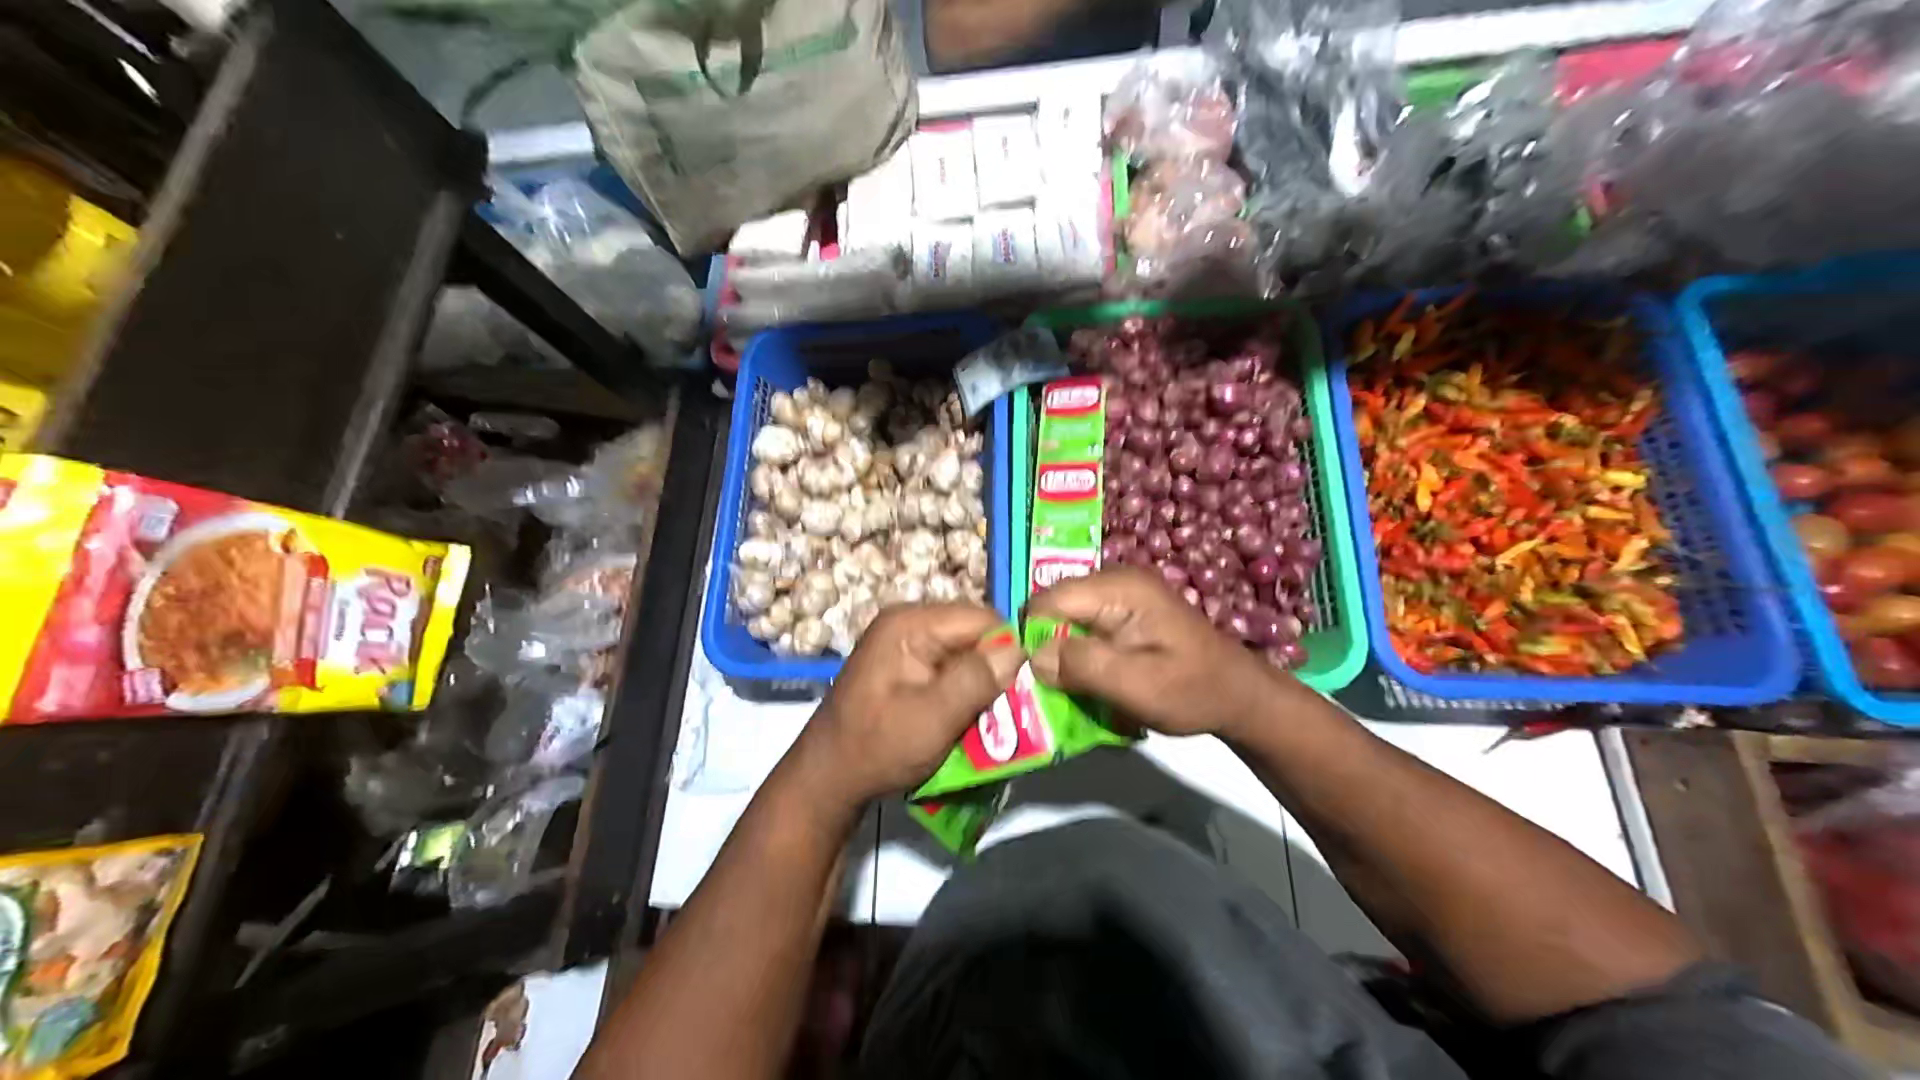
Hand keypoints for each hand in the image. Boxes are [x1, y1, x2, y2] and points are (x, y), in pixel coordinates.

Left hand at [794, 603, 1024, 807]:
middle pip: (975, 633)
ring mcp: (905, 643)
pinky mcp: (907, 665)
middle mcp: (908, 623)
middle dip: (995, 668)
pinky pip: (950, 667)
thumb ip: (975, 679)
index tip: (1025, 688)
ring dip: (981, 683)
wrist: (828, 779)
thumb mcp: (933, 717)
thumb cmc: (877, 747)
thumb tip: (1020, 648)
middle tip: (1008, 707)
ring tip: (990, 717)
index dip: (1008, 649)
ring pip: (966, 653)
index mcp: (910, 624)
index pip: (982, 618)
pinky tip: (967, 718)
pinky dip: (964, 691)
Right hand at [1027, 567, 1297, 738]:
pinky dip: (1075, 652)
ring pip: (1063, 617)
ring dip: (1058, 651)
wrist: (1239, 696)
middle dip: (1043, 644)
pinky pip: (1080, 626)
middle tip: (1045, 685)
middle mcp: (1115, 580)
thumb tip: (1031, 655)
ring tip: (1062, 685)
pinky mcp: (1121, 611)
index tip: (1028, 674)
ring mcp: (1118, 594)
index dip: (1031, 634)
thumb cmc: (1193, 691)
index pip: (1049, 599)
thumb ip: (1084, 665)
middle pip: (1053, 605)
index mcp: (1120, 588)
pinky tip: (1083, 677)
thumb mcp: (1138, 685)